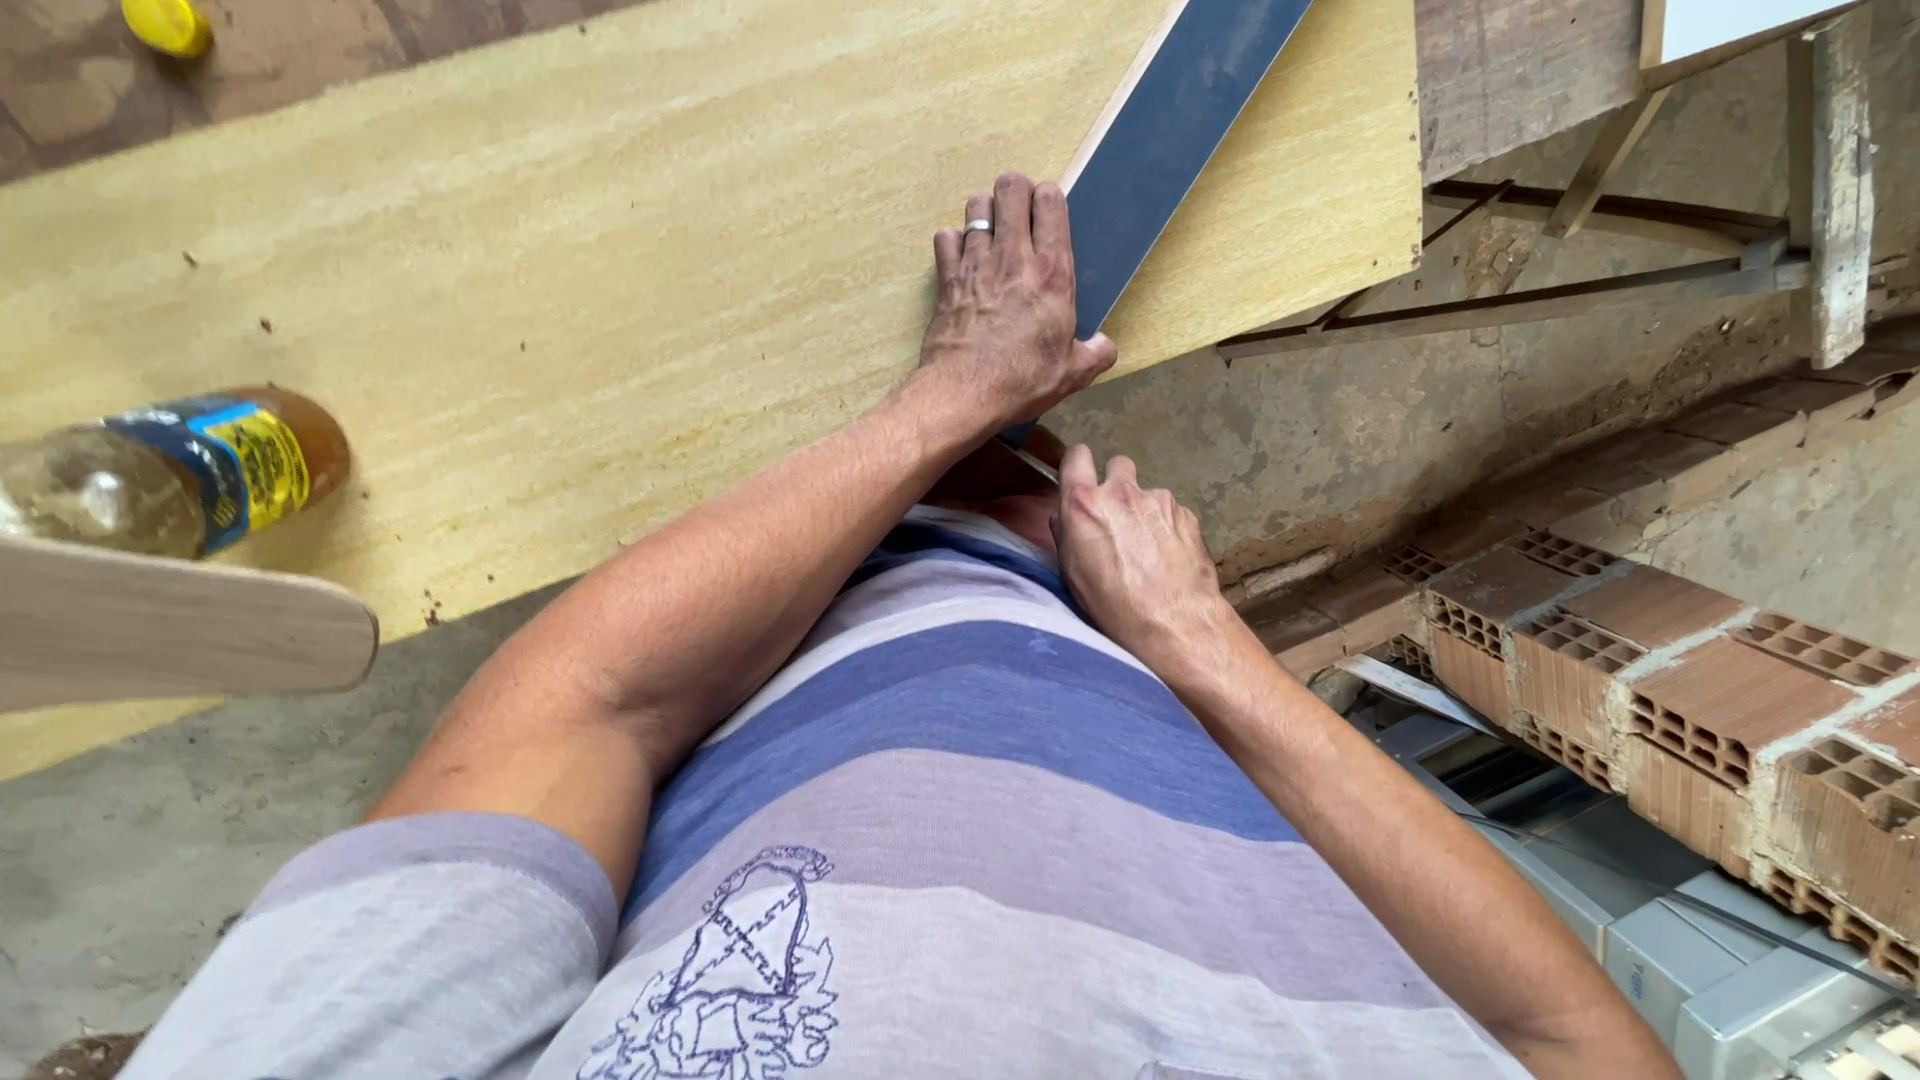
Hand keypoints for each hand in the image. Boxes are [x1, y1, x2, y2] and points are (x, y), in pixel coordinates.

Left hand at [918, 172, 1116, 426]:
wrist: (967, 391)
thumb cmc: (1023, 380)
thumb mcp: (1072, 373)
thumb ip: (1094, 354)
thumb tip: (1105, 346)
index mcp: (1053, 273)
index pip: (1051, 204)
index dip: (1049, 198)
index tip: (1048, 211)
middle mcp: (1014, 257)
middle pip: (1012, 188)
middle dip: (1016, 191)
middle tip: (1018, 213)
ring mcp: (976, 264)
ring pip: (977, 206)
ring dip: (984, 212)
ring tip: (989, 233)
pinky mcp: (948, 279)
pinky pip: (945, 238)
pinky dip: (952, 242)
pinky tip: (960, 258)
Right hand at [1050, 445, 1235, 680]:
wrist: (1171, 621)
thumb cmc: (1110, 602)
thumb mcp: (1071, 571)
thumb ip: (1067, 532)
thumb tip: (1067, 516)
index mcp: (1084, 503)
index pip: (1077, 456)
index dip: (1079, 465)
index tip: (1082, 478)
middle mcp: (1122, 492)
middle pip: (1118, 465)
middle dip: (1117, 484)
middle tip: (1118, 516)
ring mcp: (1159, 500)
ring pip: (1148, 493)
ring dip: (1145, 511)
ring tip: (1149, 548)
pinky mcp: (1187, 514)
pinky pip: (1172, 512)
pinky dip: (1168, 527)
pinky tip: (1170, 556)